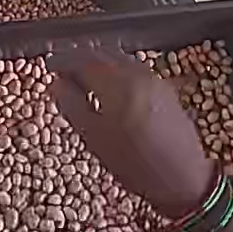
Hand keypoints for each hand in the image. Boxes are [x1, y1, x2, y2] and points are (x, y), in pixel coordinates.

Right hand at [48, 46, 214, 216]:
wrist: (184, 178)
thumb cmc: (133, 164)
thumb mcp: (94, 138)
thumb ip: (72, 105)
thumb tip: (55, 82)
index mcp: (117, 86)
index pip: (83, 60)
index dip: (62, 59)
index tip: (48, 65)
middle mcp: (136, 74)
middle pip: (101, 53)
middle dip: (78, 56)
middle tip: (60, 66)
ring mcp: (153, 78)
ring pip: (118, 57)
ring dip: (96, 59)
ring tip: (80, 74)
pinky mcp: (163, 86)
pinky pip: (132, 65)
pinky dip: (114, 66)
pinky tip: (106, 81)